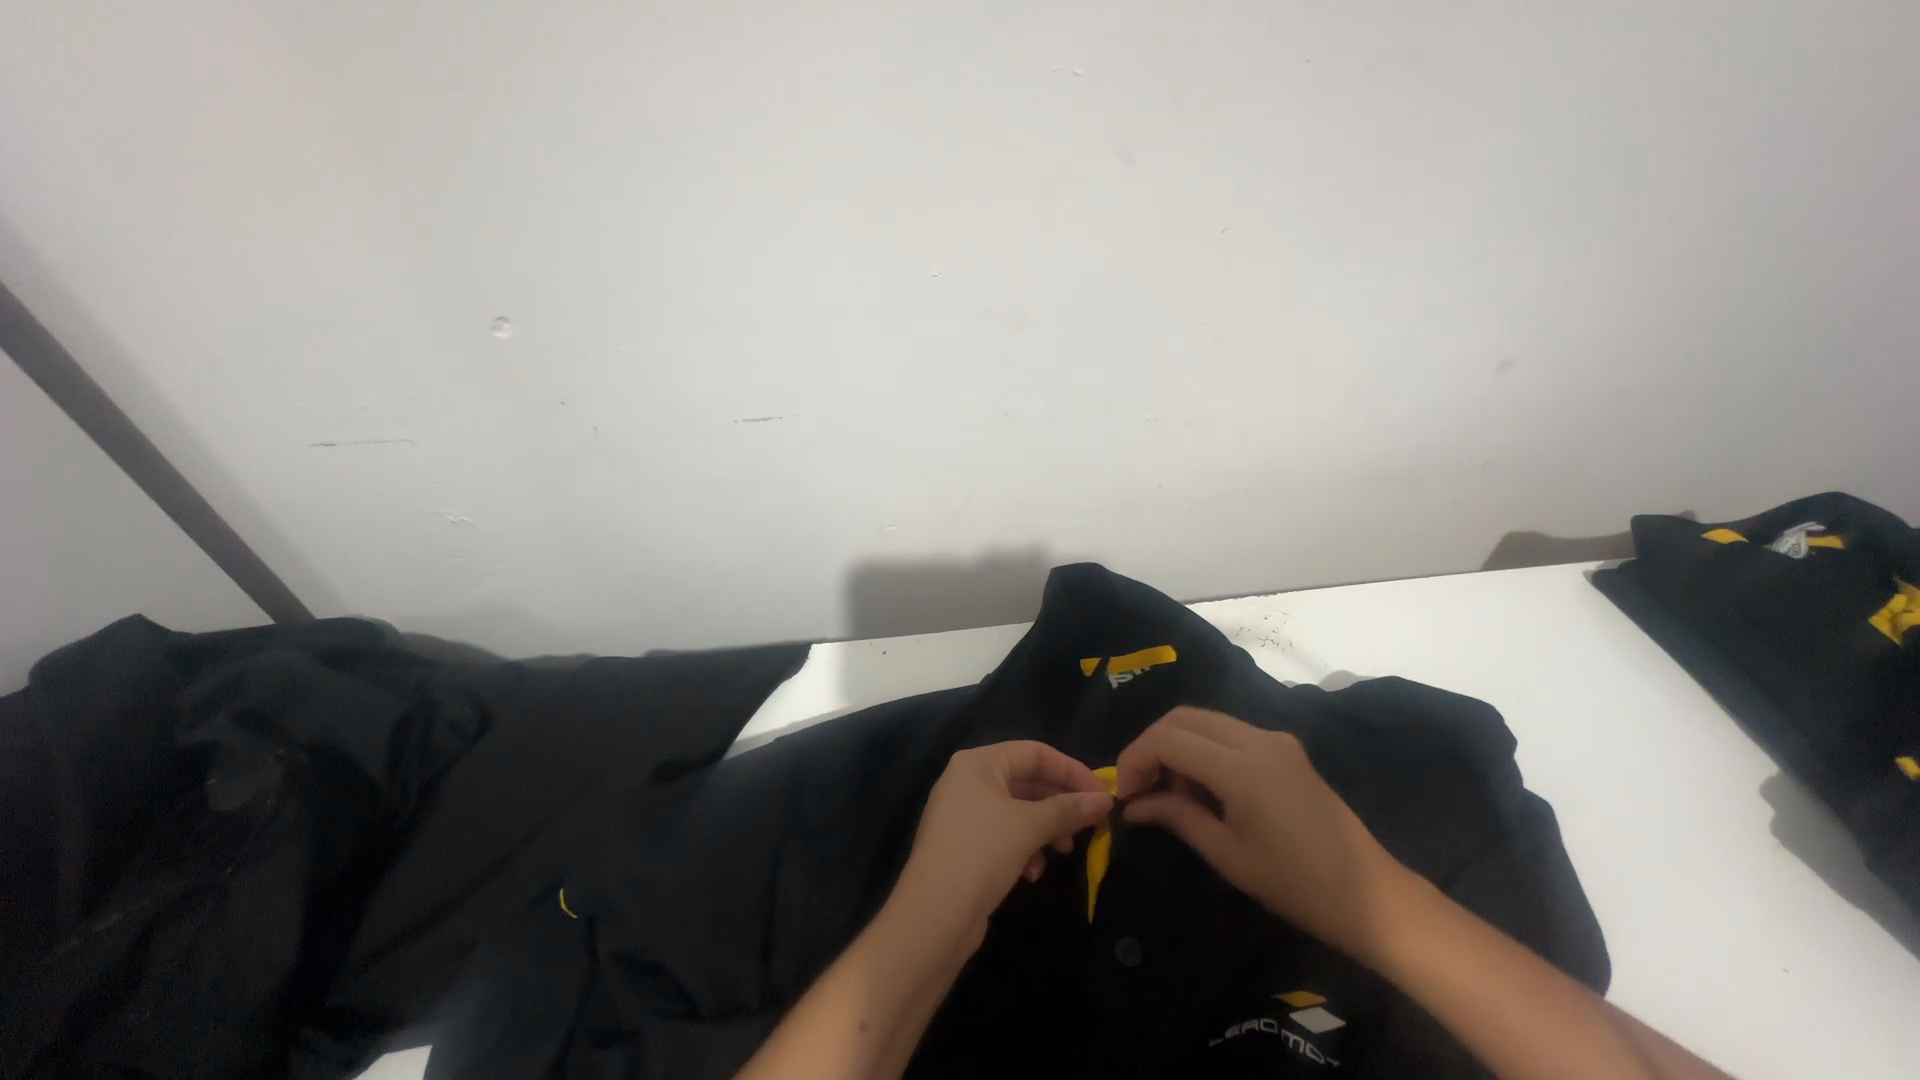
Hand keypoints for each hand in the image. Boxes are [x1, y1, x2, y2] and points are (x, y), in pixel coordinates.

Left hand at [893, 741, 1113, 949]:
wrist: (934, 914)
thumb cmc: (981, 853)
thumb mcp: (1029, 826)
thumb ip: (1069, 809)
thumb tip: (1106, 799)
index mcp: (978, 763)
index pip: (1035, 752)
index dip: (1071, 770)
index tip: (1102, 794)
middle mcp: (968, 781)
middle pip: (1027, 781)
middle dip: (1060, 804)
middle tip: (1091, 824)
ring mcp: (964, 814)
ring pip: (1019, 811)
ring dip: (1046, 829)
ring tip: (1064, 851)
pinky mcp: (965, 846)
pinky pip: (1005, 835)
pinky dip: (1024, 848)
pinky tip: (1032, 873)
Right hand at [1115, 707, 1414, 963]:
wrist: (1370, 896)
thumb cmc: (1295, 884)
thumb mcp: (1227, 854)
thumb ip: (1176, 816)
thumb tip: (1132, 805)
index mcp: (1242, 766)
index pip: (1168, 739)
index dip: (1135, 759)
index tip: (1124, 794)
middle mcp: (1258, 739)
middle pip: (1183, 718)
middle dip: (1151, 746)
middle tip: (1139, 788)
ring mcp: (1276, 740)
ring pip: (1206, 721)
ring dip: (1177, 745)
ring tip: (1168, 792)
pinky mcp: (1286, 749)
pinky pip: (1230, 733)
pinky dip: (1203, 748)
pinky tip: (1201, 787)